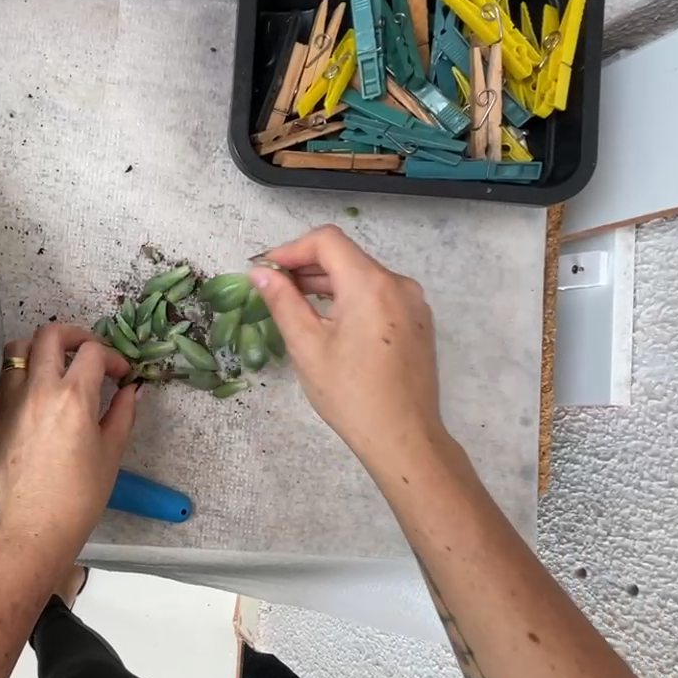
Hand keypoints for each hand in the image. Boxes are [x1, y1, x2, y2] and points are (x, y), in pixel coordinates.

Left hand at [0, 323, 139, 547]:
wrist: (36, 525)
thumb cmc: (80, 495)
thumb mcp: (111, 452)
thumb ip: (122, 412)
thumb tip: (131, 389)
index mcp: (73, 397)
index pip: (92, 351)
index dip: (111, 356)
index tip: (119, 374)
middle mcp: (38, 390)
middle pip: (50, 334)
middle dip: (75, 335)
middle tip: (89, 353)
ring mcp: (11, 400)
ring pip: (18, 349)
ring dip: (41, 349)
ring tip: (57, 366)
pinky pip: (5, 377)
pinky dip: (22, 373)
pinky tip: (37, 393)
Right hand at [249, 225, 446, 471]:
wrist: (403, 436)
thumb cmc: (349, 394)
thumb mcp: (306, 345)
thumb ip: (282, 301)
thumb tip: (260, 273)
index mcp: (370, 285)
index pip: (326, 241)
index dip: (290, 249)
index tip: (266, 270)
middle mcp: (397, 284)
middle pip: (345, 256)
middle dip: (305, 266)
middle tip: (272, 289)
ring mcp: (412, 303)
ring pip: (361, 275)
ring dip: (326, 282)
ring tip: (295, 305)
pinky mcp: (417, 321)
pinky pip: (377, 294)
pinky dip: (348, 297)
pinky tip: (328, 322)